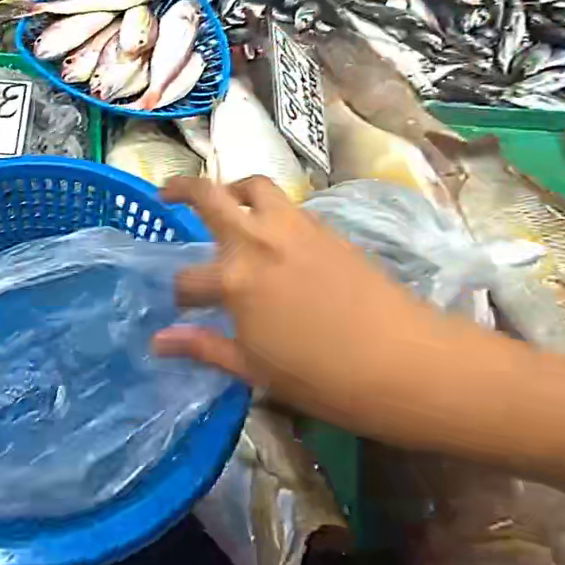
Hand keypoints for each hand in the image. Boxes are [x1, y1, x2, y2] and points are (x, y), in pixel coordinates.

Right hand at [155, 176, 491, 424]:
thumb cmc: (321, 377)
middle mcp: (258, 241)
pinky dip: (267, 209)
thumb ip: (203, 347)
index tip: (186, 311)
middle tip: (166, 194)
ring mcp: (295, 229)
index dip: (182, 298)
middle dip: (181, 189)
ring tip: (224, 203)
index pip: (187, 280)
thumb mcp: (253, 368)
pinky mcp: (327, 230)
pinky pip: (286, 206)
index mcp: (234, 280)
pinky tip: (269, 236)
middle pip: (211, 197)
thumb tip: (158, 341)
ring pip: (254, 187)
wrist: (406, 364)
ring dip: (232, 189)